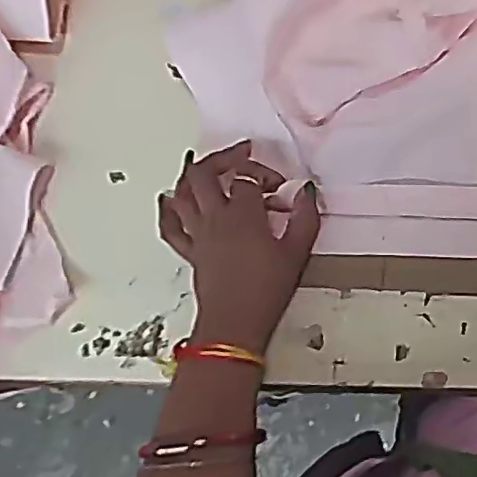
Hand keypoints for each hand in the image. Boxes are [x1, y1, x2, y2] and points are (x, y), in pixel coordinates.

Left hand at [157, 140, 320, 351]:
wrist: (236, 322)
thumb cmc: (268, 289)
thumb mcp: (298, 252)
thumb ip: (306, 217)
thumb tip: (307, 192)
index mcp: (242, 216)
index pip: (247, 178)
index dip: (264, 175)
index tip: (280, 187)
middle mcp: (214, 218)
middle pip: (205, 173)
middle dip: (224, 158)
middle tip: (242, 154)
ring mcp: (197, 233)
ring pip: (182, 191)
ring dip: (194, 174)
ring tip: (210, 168)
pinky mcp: (189, 250)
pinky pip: (170, 223)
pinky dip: (169, 206)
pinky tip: (172, 200)